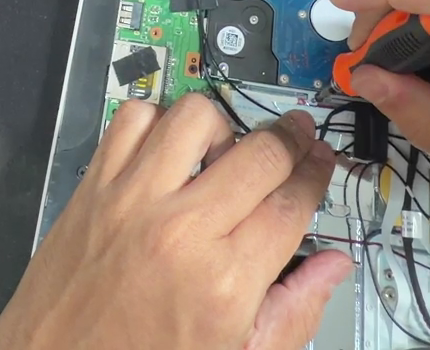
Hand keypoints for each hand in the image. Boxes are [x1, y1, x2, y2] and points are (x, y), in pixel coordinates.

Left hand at [0, 95, 350, 349]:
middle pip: (259, 153)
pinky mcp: (94, 184)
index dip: (317, 173)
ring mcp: (132, 198)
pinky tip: (166, 148)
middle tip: (296, 138)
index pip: (292, 203)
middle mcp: (181, 229)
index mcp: (224, 284)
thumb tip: (335, 264)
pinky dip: (156, 120)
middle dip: (290, 138)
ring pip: (196, 116)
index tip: (322, 159)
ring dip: (221, 126)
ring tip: (223, 151)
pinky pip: (133, 117)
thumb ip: (292, 314)